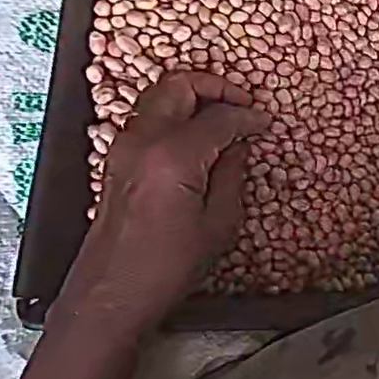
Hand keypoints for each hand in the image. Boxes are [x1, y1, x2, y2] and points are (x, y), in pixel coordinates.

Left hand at [55, 72, 268, 337]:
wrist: (112, 292)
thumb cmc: (169, 265)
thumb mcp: (219, 222)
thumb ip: (231, 174)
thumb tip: (239, 147)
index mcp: (173, 156)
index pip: (219, 117)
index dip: (249, 117)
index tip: (266, 125)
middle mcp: (142, 141)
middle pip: (178, 85)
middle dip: (215, 87)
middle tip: (243, 104)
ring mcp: (123, 147)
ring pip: (159, 97)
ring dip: (193, 98)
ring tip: (225, 120)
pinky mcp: (116, 160)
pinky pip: (149, 119)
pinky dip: (177, 115)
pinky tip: (200, 139)